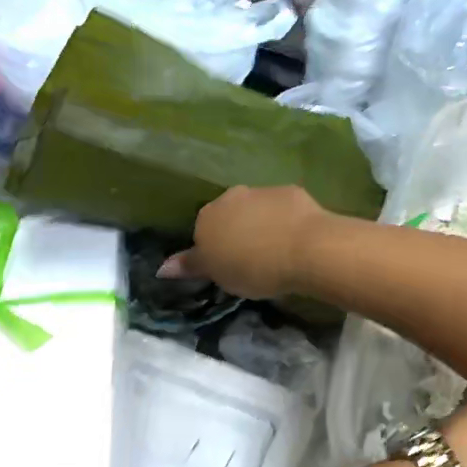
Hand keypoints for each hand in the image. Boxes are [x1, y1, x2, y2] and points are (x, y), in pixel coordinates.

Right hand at [161, 185, 333, 298]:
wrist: (304, 247)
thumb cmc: (254, 268)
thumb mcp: (218, 275)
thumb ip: (191, 266)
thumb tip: (162, 268)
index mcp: (207, 217)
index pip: (204, 231)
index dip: (218, 249)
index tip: (232, 266)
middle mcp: (232, 197)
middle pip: (231, 214)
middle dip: (239, 230)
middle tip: (255, 257)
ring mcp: (263, 191)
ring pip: (258, 207)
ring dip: (265, 222)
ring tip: (280, 247)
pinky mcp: (292, 191)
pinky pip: (285, 206)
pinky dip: (289, 217)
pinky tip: (299, 235)